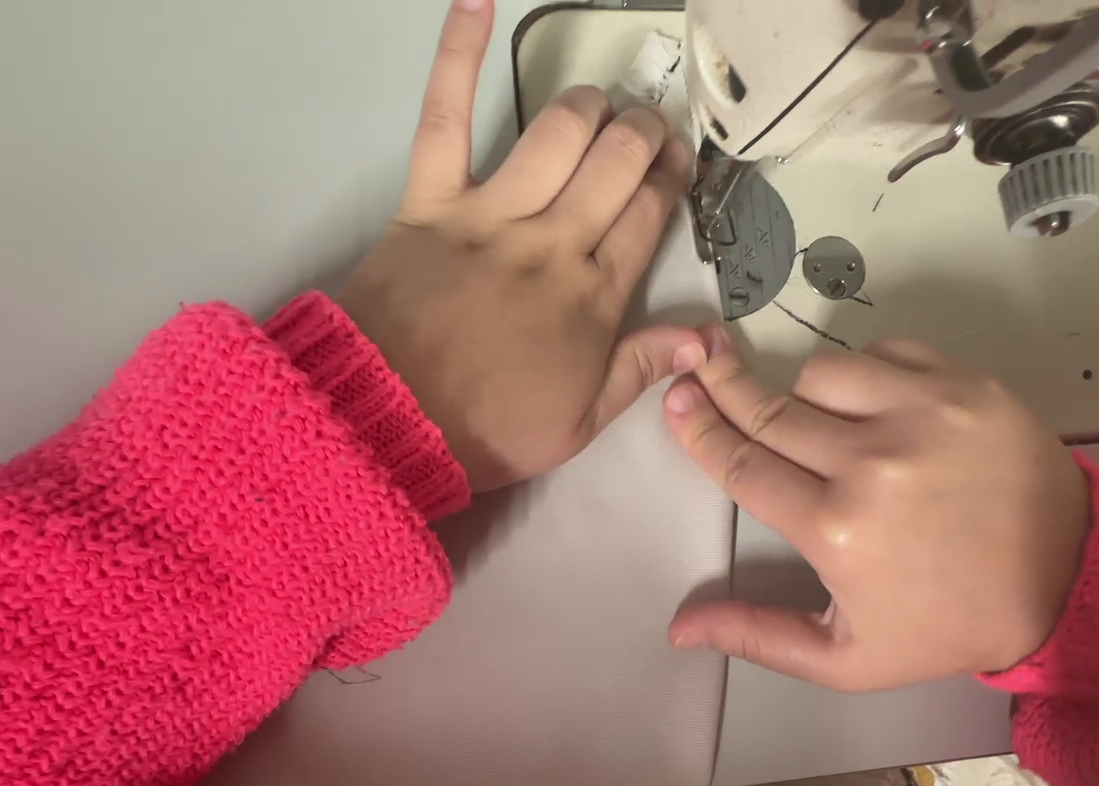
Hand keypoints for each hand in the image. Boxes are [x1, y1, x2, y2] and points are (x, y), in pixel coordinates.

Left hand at [337, 0, 702, 491]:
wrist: (391, 423)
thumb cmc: (490, 430)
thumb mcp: (580, 422)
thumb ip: (641, 370)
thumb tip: (707, 337)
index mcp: (593, 299)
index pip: (647, 216)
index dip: (669, 181)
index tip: (677, 166)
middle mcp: (552, 243)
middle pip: (615, 163)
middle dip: (642, 136)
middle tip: (648, 132)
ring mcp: (491, 215)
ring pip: (556, 133)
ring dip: (589, 107)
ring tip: (601, 107)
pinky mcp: (430, 201)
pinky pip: (444, 118)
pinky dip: (457, 57)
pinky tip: (477, 4)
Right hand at [661, 327, 1090, 690]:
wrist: (1067, 581)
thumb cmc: (943, 624)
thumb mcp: (845, 659)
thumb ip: (757, 637)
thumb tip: (677, 628)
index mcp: (836, 531)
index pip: (743, 467)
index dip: (699, 431)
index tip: (674, 399)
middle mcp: (871, 463)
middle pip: (769, 410)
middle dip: (722, 385)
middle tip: (695, 360)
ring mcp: (922, 414)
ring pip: (820, 374)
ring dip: (803, 394)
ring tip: (818, 422)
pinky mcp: (965, 384)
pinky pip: (882, 352)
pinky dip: (863, 372)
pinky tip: (873, 404)